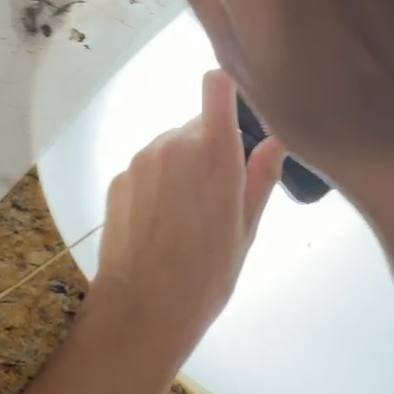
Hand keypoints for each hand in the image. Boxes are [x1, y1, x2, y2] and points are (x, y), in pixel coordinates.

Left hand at [85, 70, 286, 352]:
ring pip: (169, 148)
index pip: (216, 85)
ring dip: (181, 167)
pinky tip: (160, 223)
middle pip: (195, 125)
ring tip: (187, 216)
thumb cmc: (207, 274)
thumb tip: (276, 141)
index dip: (226, 87)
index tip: (236, 107)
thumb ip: (260, 177)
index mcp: (212, 151)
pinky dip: (156, 184)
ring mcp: (140, 160)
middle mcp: (172, 145)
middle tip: (217, 193)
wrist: (143, 308)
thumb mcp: (246, 229)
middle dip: (208, 147)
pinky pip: (146, 168)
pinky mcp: (118, 179)